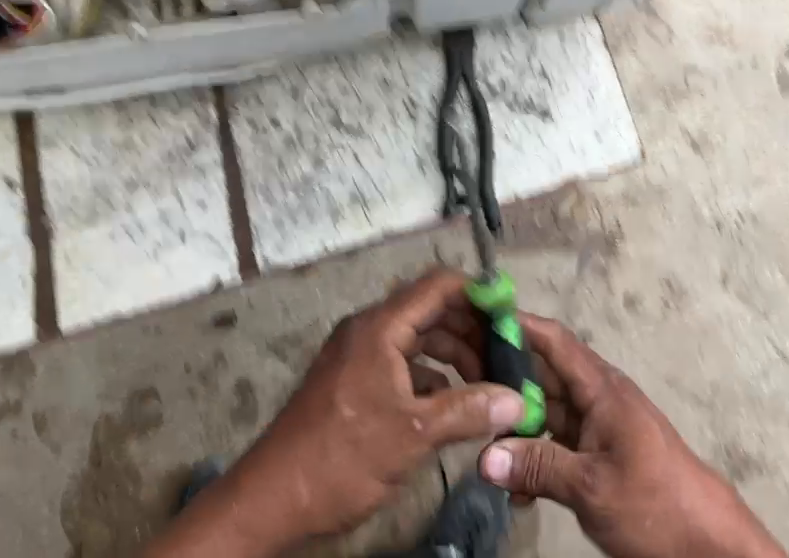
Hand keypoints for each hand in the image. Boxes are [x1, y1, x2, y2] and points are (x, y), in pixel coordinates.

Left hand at [146, 269, 524, 557]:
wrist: (269, 502)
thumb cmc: (340, 458)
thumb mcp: (413, 434)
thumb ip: (468, 411)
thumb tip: (519, 400)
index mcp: (380, 327)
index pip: (439, 286)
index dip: (479, 295)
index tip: (512, 317)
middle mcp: (369, 330)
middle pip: (432, 310)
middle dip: (472, 330)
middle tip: (508, 356)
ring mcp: (359, 355)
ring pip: (419, 338)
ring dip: (455, 354)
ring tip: (489, 381)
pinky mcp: (354, 381)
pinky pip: (403, 362)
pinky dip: (432, 374)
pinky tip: (454, 401)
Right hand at [477, 313, 785, 557]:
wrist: (706, 542)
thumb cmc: (654, 501)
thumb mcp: (591, 486)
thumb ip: (538, 466)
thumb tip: (483, 456)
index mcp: (602, 389)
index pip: (555, 341)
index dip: (519, 324)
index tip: (478, 313)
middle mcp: (597, 398)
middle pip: (544, 374)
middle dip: (504, 376)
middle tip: (459, 380)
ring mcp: (598, 427)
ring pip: (547, 411)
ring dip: (516, 425)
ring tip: (474, 436)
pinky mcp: (598, 455)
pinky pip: (557, 443)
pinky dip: (533, 457)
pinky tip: (512, 485)